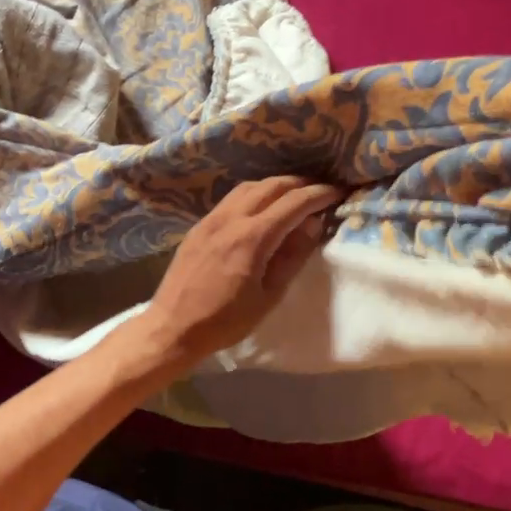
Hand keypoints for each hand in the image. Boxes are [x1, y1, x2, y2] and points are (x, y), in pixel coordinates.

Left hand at [133, 176, 341, 364]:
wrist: (173, 326)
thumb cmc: (225, 320)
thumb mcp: (269, 296)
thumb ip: (292, 257)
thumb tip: (313, 225)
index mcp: (252, 238)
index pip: (293, 203)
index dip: (319, 194)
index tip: (338, 193)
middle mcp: (230, 219)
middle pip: (271, 186)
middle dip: (299, 184)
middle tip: (320, 190)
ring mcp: (210, 220)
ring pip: (248, 187)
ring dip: (274, 185)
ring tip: (293, 195)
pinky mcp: (198, 226)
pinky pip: (230, 199)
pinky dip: (253, 195)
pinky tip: (261, 207)